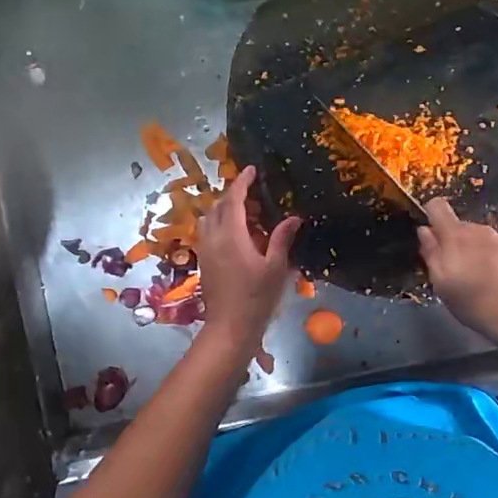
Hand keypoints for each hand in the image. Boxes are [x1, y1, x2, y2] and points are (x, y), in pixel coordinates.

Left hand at [196, 166, 300, 348]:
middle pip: (218, 206)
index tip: (251, 170)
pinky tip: (237, 235)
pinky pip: (208, 232)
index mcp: (231, 236)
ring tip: (247, 215)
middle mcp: (213, 238)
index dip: (242, 182)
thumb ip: (281, 239)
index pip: (234, 200)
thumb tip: (293, 217)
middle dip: (234, 195)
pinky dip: (219, 224)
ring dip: (224, 209)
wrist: (229, 328)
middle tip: (255, 195)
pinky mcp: (203, 261)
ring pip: (209, 219)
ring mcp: (205, 250)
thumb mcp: (276, 269)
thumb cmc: (257, 299)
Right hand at [416, 198, 497, 339]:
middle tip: (456, 269)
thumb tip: (425, 231)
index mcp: (456, 235)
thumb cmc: (474, 302)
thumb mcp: (442, 284)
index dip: (431, 214)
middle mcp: (481, 231)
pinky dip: (496, 261)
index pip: (437, 207)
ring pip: (482, 239)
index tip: (431, 233)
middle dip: (456, 242)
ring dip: (477, 252)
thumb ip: (431, 253)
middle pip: (461, 227)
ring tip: (480, 278)